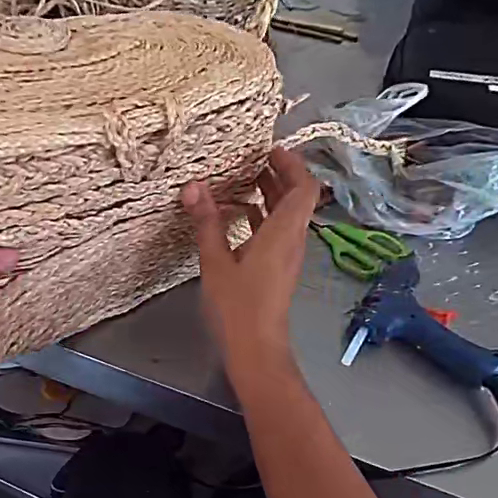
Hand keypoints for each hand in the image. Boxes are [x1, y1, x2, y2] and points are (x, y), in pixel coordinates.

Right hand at [181, 147, 319, 382]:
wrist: (255, 347)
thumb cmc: (238, 305)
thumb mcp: (216, 260)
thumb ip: (207, 222)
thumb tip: (194, 187)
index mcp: (284, 232)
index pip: (304, 187)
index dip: (291, 164)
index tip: (269, 150)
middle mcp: (292, 240)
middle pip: (296, 198)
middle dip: (278, 175)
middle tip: (251, 159)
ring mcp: (287, 255)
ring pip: (286, 215)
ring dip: (268, 195)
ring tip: (240, 181)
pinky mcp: (278, 268)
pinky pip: (276, 231)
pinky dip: (261, 217)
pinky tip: (235, 216)